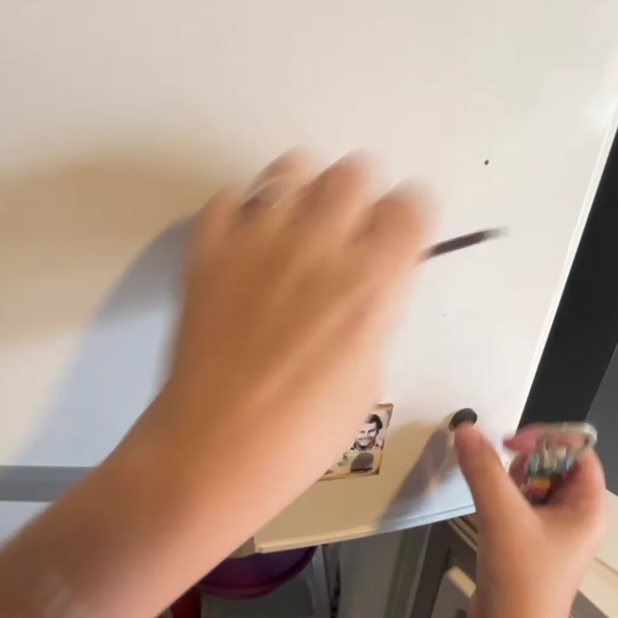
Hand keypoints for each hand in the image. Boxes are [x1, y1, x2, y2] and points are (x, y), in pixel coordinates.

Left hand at [136, 151, 433, 536]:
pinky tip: (246, 249)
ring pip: (293, 168)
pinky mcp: (207, 249)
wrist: (214, 449)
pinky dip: (242, 212)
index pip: (411, 206)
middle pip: (354, 172)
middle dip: (359, 199)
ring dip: (304, 192)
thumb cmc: (302, 434)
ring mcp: (256, 240)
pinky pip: (229, 197)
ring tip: (295, 232)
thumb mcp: (367, 378)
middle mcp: (318, 244)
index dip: (406, 223)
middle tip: (345, 238)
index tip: (394, 242)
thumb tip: (365, 284)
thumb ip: (372, 314)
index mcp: (371, 282)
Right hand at [453, 422, 610, 617]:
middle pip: (553, 465)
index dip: (546, 440)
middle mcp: (576, 516)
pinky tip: (485, 514)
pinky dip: (500, 501)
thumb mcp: (502, 518)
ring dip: (507, 482)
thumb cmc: (522, 580)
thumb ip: (484, 470)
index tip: (509, 445)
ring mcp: (552, 532)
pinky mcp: (529, 545)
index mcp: (588, 507)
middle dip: (523, 462)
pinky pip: (518, 506)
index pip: (579, 451)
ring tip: (490, 501)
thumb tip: (466, 429)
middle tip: (497, 477)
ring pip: (532, 485)